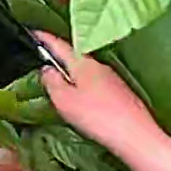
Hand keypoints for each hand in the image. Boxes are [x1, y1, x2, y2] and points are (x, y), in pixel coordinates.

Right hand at [32, 31, 170, 170]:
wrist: (138, 138)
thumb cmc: (97, 116)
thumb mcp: (63, 99)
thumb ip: (51, 80)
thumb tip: (47, 69)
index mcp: (83, 63)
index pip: (59, 44)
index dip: (44, 37)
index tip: (32, 31)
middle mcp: (100, 66)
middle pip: (74, 56)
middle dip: (57, 55)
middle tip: (40, 57)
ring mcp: (113, 79)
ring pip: (85, 70)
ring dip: (70, 72)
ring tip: (57, 81)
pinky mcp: (121, 93)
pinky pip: (95, 82)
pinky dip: (82, 84)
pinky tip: (79, 98)